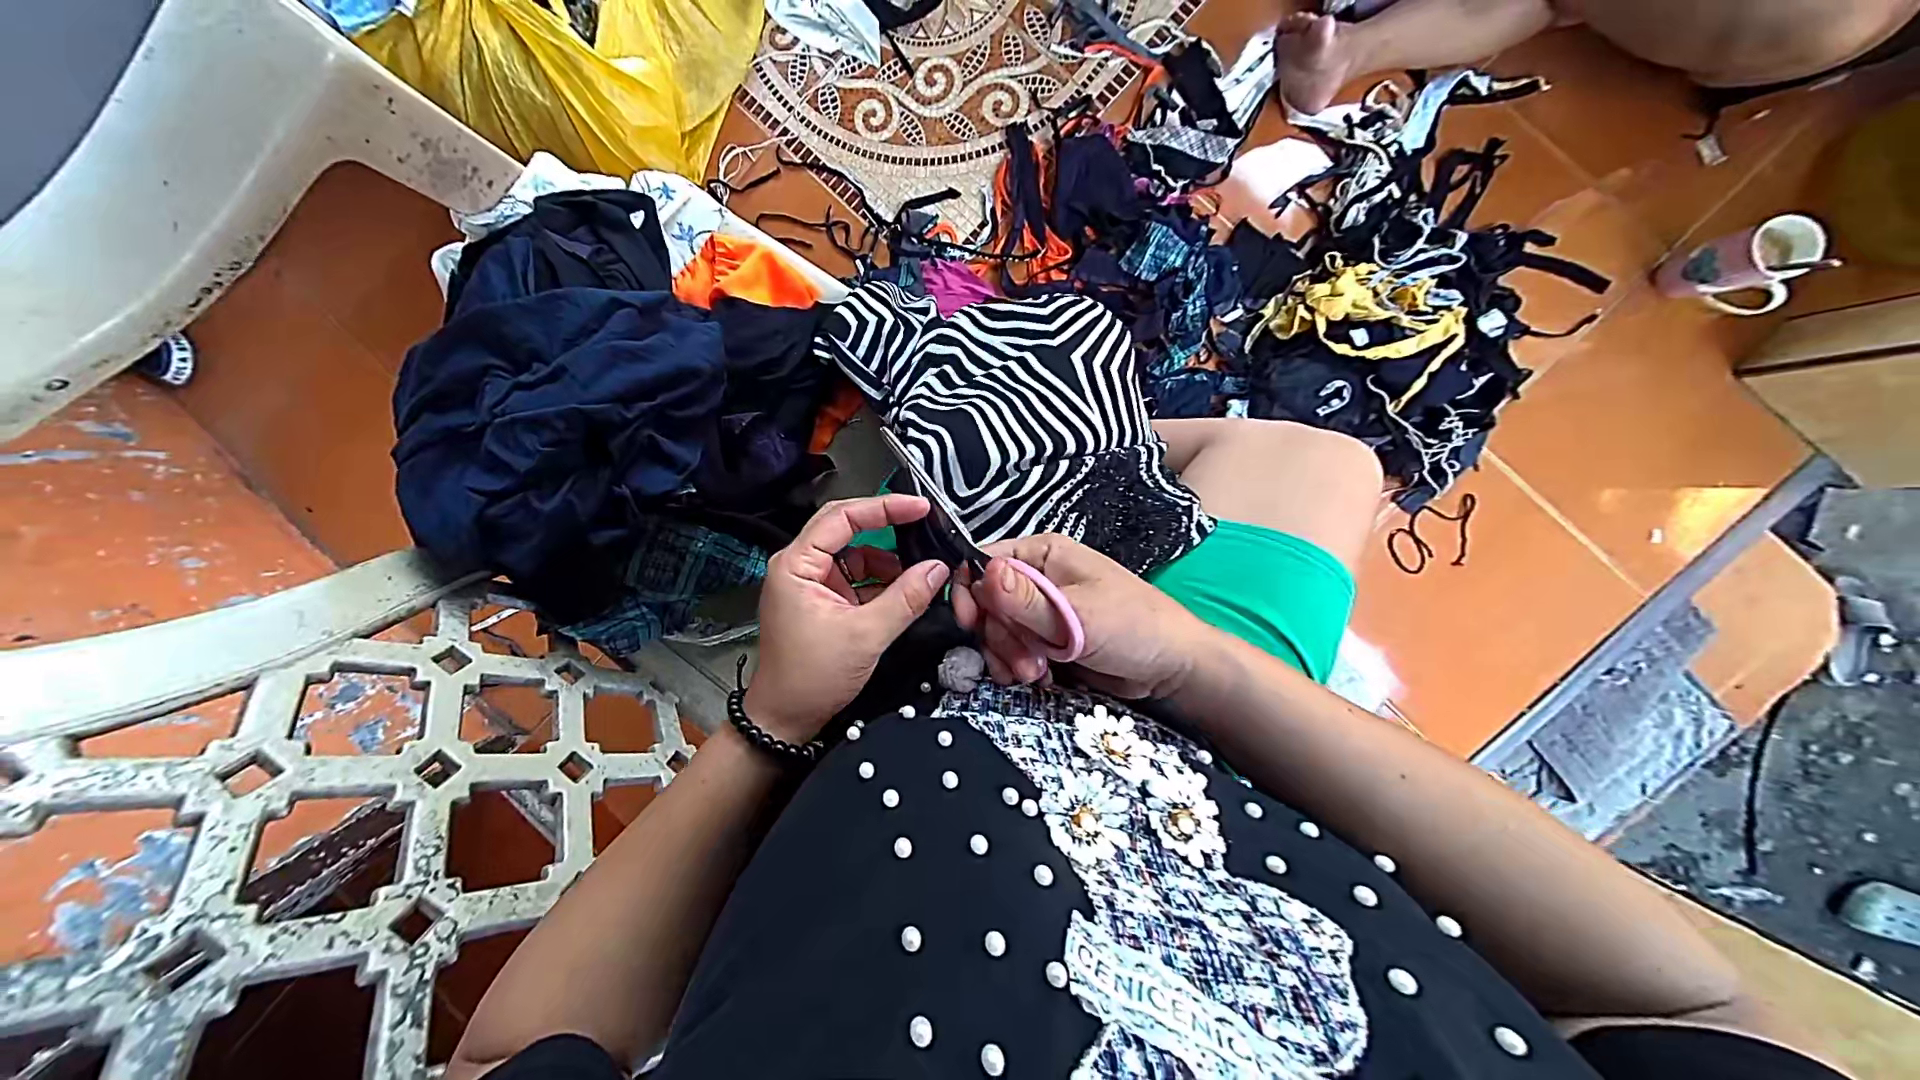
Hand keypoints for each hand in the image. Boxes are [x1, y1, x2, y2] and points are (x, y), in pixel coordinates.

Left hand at [745, 495, 950, 740]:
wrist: (786, 719)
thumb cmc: (808, 680)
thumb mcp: (865, 636)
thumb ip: (905, 599)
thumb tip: (936, 569)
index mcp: (796, 565)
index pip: (842, 517)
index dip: (884, 507)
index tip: (918, 508)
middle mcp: (799, 567)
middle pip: (847, 528)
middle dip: (887, 526)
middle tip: (923, 523)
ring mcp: (811, 583)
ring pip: (856, 554)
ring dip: (888, 560)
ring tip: (919, 570)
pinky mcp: (823, 600)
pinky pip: (857, 577)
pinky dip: (882, 582)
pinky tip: (904, 591)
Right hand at [950, 533, 1217, 699]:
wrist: (1172, 668)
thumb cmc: (1134, 628)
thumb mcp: (1079, 615)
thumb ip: (1027, 600)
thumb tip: (983, 573)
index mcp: (1044, 553)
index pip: (984, 562)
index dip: (971, 593)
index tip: (972, 625)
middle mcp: (1038, 577)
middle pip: (987, 602)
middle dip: (999, 636)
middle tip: (1025, 662)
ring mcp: (1042, 609)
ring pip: (997, 630)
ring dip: (1008, 656)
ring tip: (1036, 673)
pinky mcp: (1047, 638)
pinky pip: (1013, 650)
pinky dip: (1018, 666)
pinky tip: (1041, 677)